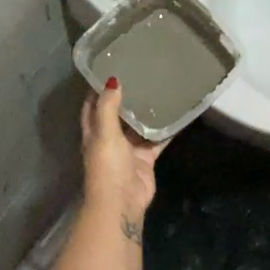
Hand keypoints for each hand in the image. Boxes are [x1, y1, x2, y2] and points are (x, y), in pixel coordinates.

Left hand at [81, 79, 166, 226]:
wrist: (121, 202)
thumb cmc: (107, 165)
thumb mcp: (105, 133)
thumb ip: (108, 107)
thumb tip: (113, 80)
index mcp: (94, 132)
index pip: (92, 106)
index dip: (97, 89)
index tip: (109, 68)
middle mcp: (110, 139)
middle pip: (117, 114)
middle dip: (126, 98)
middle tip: (140, 74)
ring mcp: (128, 150)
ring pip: (138, 126)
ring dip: (146, 112)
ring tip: (160, 88)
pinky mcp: (145, 159)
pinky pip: (156, 140)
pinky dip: (165, 130)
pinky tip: (176, 114)